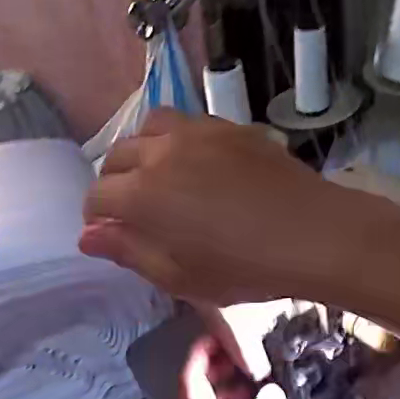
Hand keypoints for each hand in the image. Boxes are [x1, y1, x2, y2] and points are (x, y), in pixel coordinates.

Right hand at [80, 109, 399, 304]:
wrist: (312, 233)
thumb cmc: (242, 267)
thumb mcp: (178, 276)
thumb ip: (127, 252)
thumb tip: (87, 238)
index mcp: (141, 195)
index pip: (97, 196)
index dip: (96, 217)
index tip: (109, 232)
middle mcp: (160, 153)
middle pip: (116, 156)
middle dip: (113, 182)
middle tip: (133, 208)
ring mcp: (195, 132)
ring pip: (148, 128)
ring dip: (141, 150)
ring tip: (157, 173)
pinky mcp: (227, 126)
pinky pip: (186, 122)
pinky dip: (175, 138)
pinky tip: (194, 161)